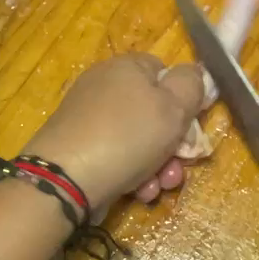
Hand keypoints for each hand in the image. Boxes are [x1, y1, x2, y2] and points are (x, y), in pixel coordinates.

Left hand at [22, 54, 205, 213]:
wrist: (65, 178)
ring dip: (156, 165)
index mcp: (128, 67)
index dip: (183, 99)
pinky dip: (131, 173)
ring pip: (137, 138)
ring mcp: (88, 116)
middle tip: (177, 169)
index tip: (190, 127)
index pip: (164, 72)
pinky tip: (137, 192)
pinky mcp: (76, 145)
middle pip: (153, 111)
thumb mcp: (174, 107)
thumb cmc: (128, 135)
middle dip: (172, 145)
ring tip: (158, 187)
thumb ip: (191, 85)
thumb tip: (193, 73)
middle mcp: (105, 85)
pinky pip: (115, 154)